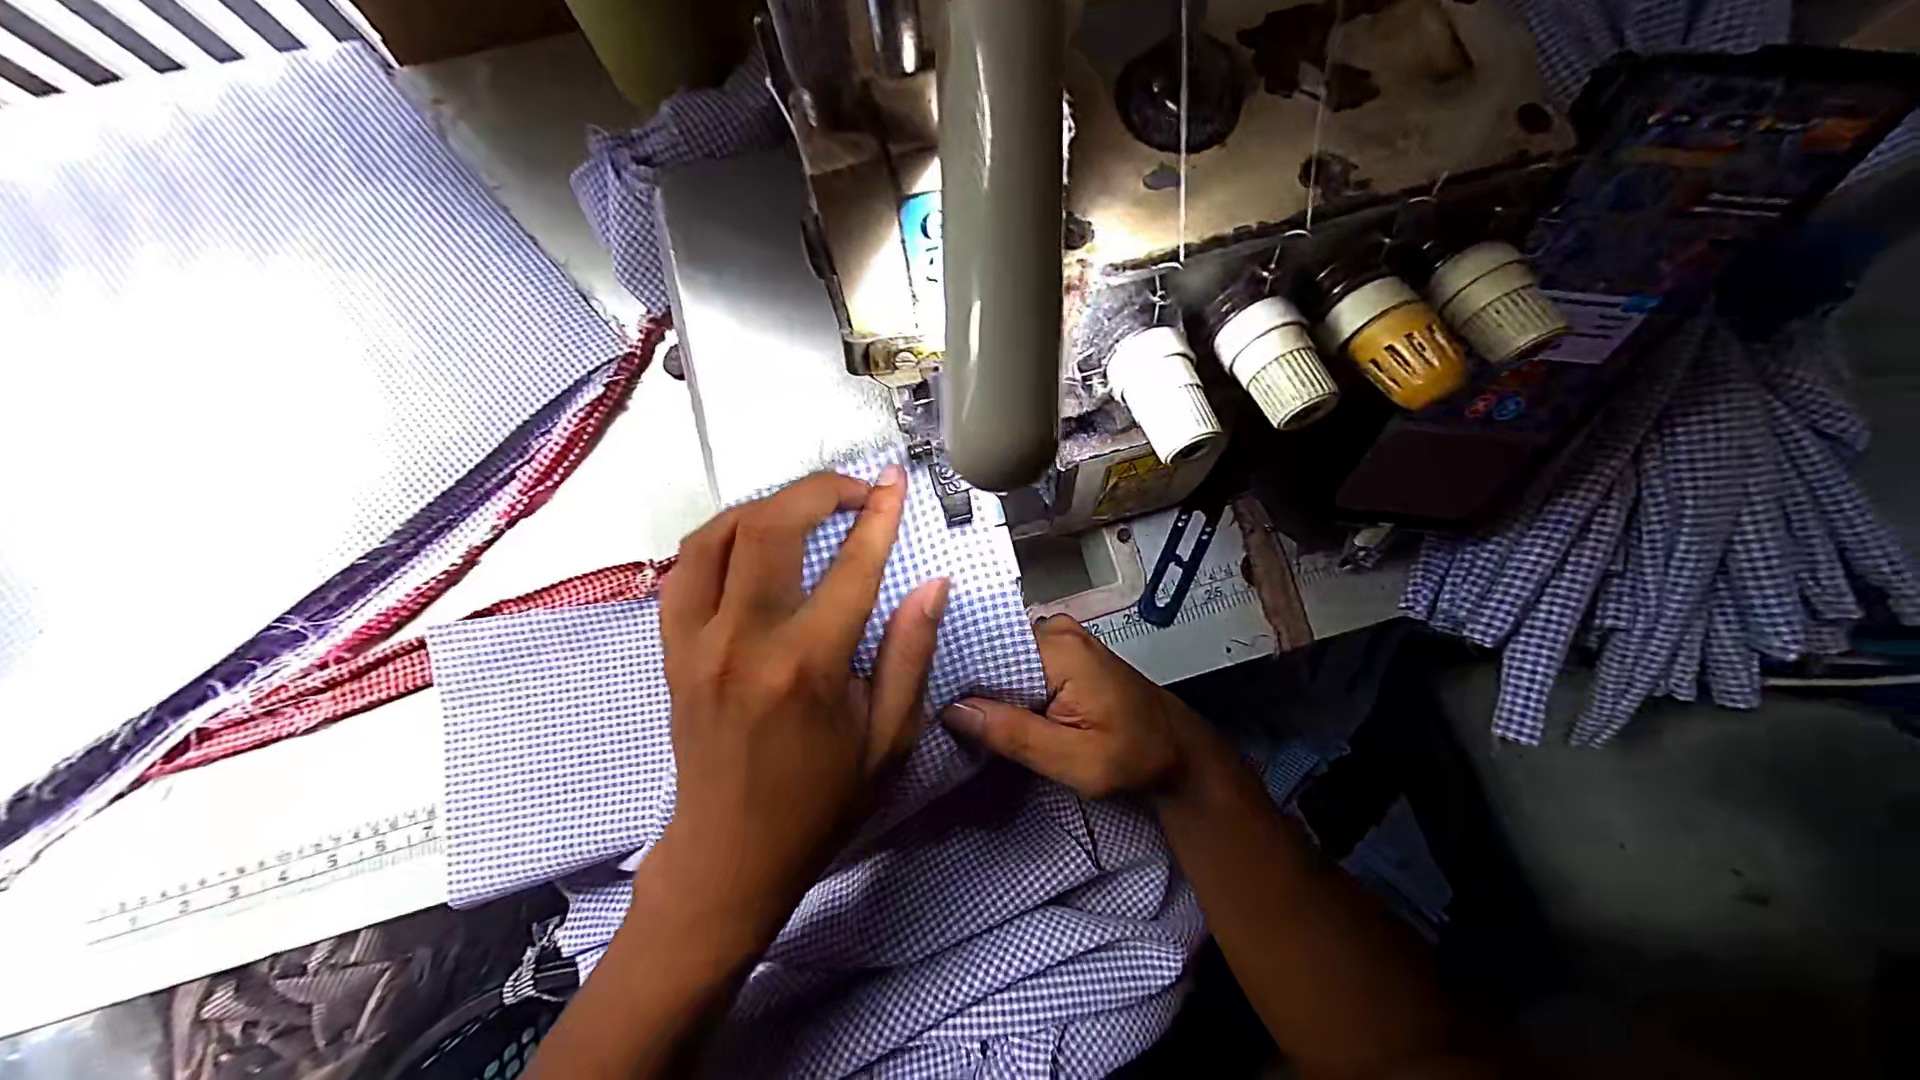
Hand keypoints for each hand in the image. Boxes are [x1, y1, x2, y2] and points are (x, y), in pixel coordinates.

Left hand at [649, 466, 949, 938]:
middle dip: (818, 491)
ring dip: (764, 505)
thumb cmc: (820, 801)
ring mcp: (695, 642)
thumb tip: (932, 584)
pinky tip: (751, 541)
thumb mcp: (888, 738)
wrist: (730, 853)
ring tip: (805, 509)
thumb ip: (911, 654)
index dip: (878, 515)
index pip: (850, 567)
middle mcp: (741, 641)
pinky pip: (684, 569)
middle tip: (856, 492)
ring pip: (715, 536)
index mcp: (805, 667)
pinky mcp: (670, 650)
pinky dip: (719, 538)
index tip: (894, 482)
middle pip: (769, 527)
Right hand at [939, 614, 1215, 799]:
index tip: (925, 700)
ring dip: (982, 686)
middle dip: (966, 682)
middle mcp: (1055, 629)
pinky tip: (984, 709)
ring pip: (1001, 658)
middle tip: (932, 712)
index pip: (987, 649)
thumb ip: (1014, 734)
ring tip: (950, 712)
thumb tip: (951, 710)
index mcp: (1058, 647)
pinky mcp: (1060, 651)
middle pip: (992, 650)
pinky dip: (1002, 686)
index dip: (955, 676)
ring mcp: (1059, 636)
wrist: (1176, 749)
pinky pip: (1017, 663)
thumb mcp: (1074, 760)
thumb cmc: (1134, 755)